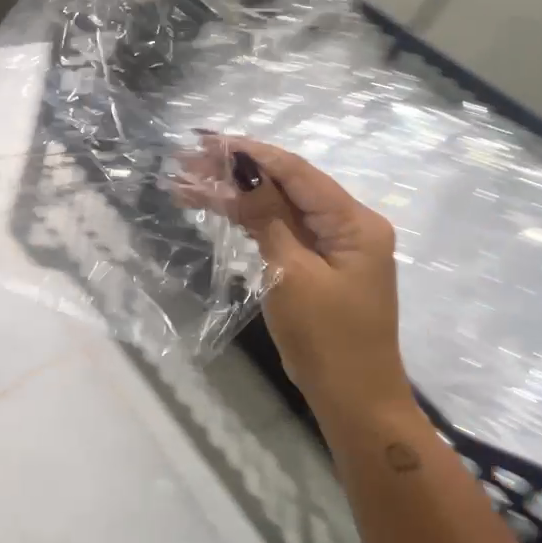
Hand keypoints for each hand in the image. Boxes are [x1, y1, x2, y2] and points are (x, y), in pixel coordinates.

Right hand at [185, 138, 410, 417]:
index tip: (208, 141)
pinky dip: (248, 219)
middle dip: (237, 171)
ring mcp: (333, 246)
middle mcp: (349, 226)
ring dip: (236, 194)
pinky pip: (280, 229)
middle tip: (186, 161)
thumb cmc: (327, 338)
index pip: (298, 172)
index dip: (252, 153)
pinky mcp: (318, 264)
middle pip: (287, 185)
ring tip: (186, 183)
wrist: (354, 401)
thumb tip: (243, 171)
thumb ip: (268, 218)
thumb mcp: (291, 273)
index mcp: (354, 223)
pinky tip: (214, 208)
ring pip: (278, 207)